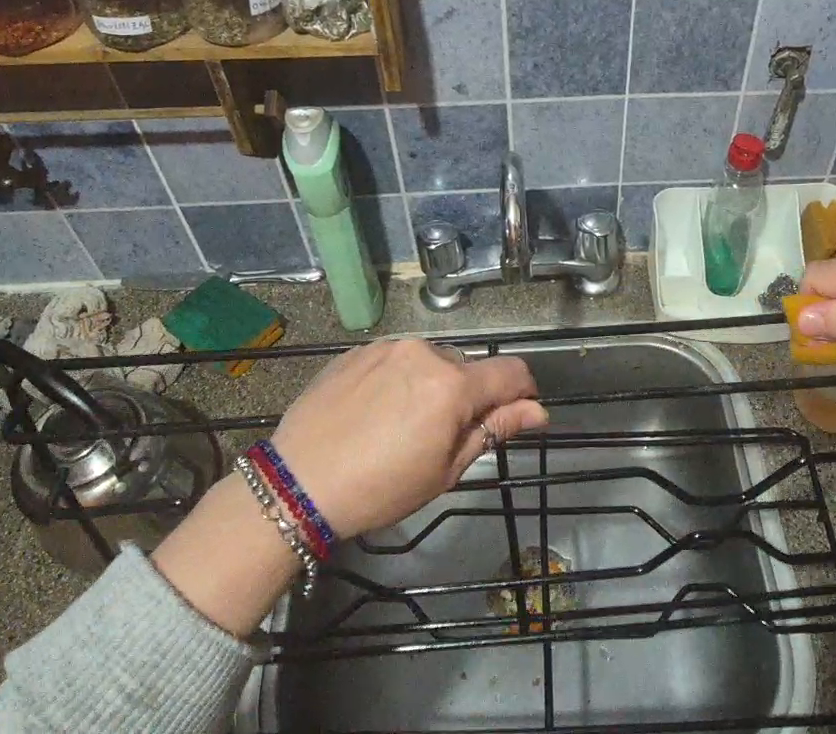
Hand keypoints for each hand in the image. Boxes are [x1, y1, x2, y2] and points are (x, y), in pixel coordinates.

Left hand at [271, 338, 547, 536]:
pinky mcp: (357, 351)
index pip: (512, 371)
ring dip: (433, 385)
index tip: (516, 415)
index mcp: (452, 385)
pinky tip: (376, 412)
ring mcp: (386, 347)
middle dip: (469, 395)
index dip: (524, 392)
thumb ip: (494, 430)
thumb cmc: (380, 488)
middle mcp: (424, 353)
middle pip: (468, 368)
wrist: (297, 484)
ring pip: (431, 361)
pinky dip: (399, 379)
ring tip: (403, 425)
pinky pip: (396, 359)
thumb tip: (538, 411)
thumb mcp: (445, 469)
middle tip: (443, 437)